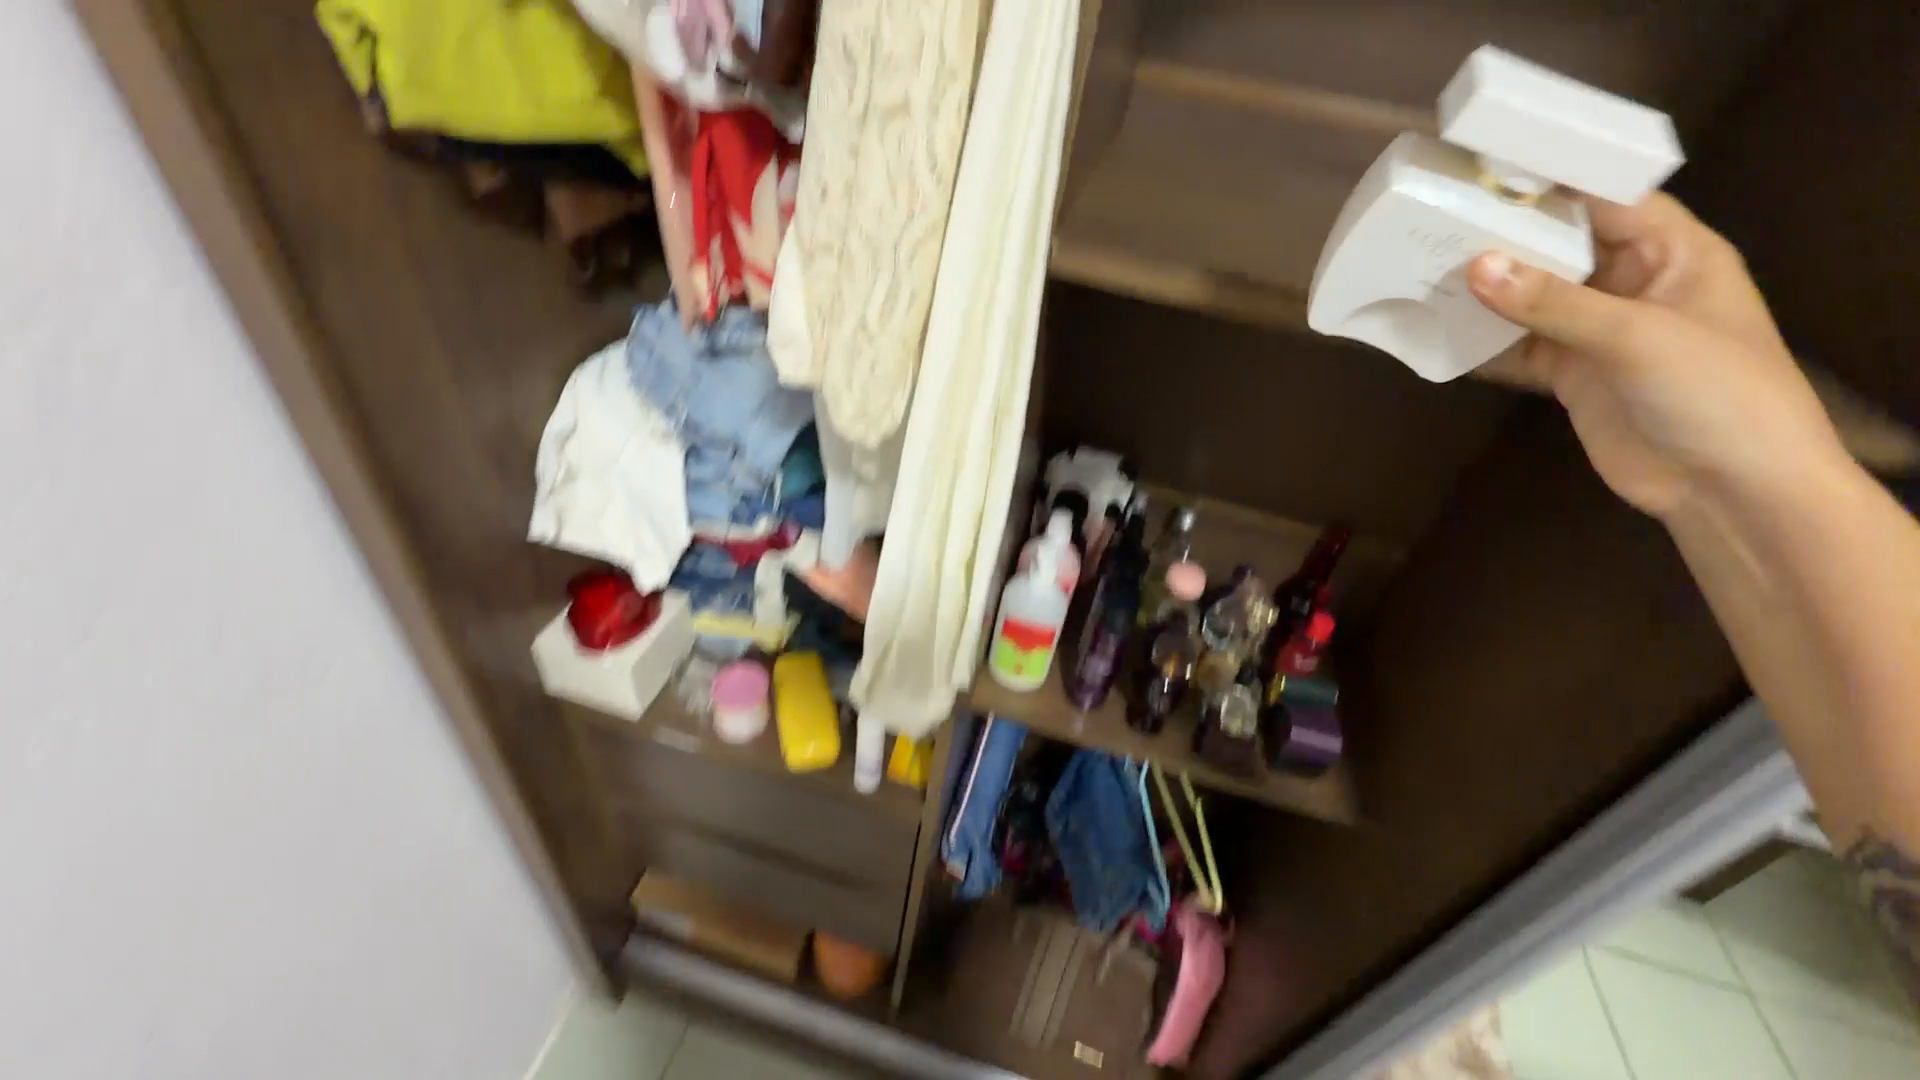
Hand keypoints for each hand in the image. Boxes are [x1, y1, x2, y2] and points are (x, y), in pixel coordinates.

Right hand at [1466, 194, 1847, 520]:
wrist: (1727, 487)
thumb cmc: (1714, 392)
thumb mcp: (1637, 337)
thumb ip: (1554, 303)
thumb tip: (1475, 267)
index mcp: (1674, 255)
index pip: (1610, 201)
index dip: (1555, 184)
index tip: (1488, 174)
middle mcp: (1633, 285)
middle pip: (1562, 248)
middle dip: (1508, 238)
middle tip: (1441, 223)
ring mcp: (1599, 332)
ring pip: (1534, 299)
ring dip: (1489, 292)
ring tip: (1428, 273)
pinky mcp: (1572, 374)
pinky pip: (1519, 347)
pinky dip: (1484, 342)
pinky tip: (1442, 331)